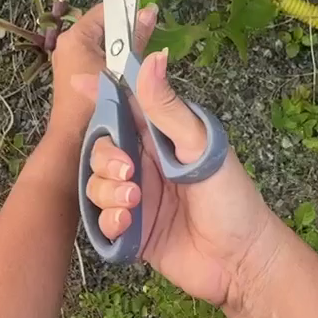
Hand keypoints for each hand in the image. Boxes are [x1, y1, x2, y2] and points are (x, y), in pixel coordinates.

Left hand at [48, 2, 155, 134]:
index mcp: (75, 37)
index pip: (103, 10)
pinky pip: (96, 57)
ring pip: (101, 43)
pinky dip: (112, 60)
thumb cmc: (95, 102)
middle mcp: (68, 44)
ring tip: (142, 52)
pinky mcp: (74, 73)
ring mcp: (69, 59)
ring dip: (121, 47)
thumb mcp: (122, 68)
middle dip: (126, 31)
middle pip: (103, 27)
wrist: (74, 139)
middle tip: (150, 34)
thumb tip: (149, 12)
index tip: (149, 14)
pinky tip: (128, 68)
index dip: (127, 10)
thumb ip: (136, 40)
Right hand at [82, 49, 284, 308]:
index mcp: (162, 136)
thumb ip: (168, 107)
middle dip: (106, 158)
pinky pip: (101, 220)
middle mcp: (144, 162)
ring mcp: (136, 197)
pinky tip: (126, 225)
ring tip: (134, 203)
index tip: (76, 82)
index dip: (100, 93)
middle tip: (129, 172)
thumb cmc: (230, 196)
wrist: (240, 261)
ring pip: (96, 183)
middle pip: (101, 147)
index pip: (125, 105)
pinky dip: (108, 220)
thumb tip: (155, 56)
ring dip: (107, 190)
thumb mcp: (200, 146)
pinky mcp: (130, 230)